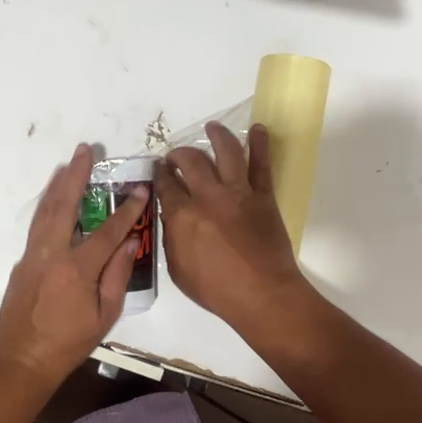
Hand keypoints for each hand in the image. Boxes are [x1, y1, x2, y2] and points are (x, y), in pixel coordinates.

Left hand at [0, 144, 147, 384]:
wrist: (24, 358)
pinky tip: (53, 198)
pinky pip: (37, 225)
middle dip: (77, 175)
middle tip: (86, 150)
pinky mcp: (22, 261)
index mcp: (77, 269)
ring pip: (45, 211)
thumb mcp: (106, 314)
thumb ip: (118, 274)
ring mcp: (32, 255)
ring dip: (58, 184)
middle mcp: (52, 254)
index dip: (127, 209)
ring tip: (69, 163)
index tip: (140, 189)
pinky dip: (46, 206)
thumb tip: (131, 240)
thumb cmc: (70, 342)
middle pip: (65, 205)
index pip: (108, 230)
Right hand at [158, 123, 309, 331]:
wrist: (262, 295)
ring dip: (217, 135)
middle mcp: (208, 196)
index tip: (158, 168)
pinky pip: (262, 165)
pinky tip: (257, 129)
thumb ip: (171, 239)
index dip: (159, 173)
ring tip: (212, 126)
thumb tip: (170, 218)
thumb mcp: (179, 270)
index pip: (166, 184)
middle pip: (190, 161)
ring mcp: (238, 193)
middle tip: (177, 155)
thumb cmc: (216, 290)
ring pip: (226, 152)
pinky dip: (261, 144)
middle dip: (180, 154)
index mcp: (182, 216)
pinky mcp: (263, 197)